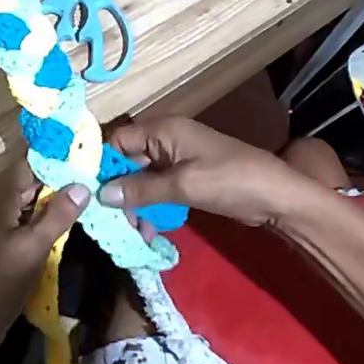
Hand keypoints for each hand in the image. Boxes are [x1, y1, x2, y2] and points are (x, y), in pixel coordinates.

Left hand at [0, 159, 89, 358]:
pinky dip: (38, 217)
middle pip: (29, 178)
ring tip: (87, 199)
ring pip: (25, 198)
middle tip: (96, 181)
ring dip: (51, 201)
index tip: (91, 160)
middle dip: (60, 181)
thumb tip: (83, 185)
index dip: (61, 160)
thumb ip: (58, 215)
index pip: (32, 162)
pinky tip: (62, 223)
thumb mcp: (34, 249)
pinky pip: (17, 215)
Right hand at [102, 117, 329, 227]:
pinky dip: (152, 208)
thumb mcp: (183, 185)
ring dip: (135, 205)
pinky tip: (150, 232)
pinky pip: (158, 190)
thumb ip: (142, 189)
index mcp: (164, 130)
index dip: (101, 164)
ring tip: (135, 234)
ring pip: (142, 180)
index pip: (118, 140)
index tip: (87, 192)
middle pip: (127, 161)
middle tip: (112, 222)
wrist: (276, 196)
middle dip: (118, 191)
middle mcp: (166, 140)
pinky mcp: (187, 178)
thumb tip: (102, 194)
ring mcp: (177, 160)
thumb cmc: (230, 180)